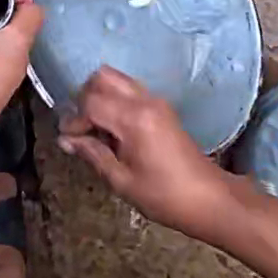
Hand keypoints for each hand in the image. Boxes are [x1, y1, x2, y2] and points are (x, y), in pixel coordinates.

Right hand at [57, 67, 241, 240]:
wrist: (212, 200)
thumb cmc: (165, 196)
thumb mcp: (122, 181)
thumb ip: (92, 154)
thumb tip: (65, 140)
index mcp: (134, 119)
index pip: (91, 102)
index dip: (74, 120)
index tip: (69, 139)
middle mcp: (144, 101)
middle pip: (102, 77)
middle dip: (84, 98)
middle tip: (82, 126)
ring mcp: (155, 100)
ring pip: (116, 79)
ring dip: (99, 96)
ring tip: (96, 127)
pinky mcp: (161, 106)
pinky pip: (128, 89)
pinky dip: (114, 100)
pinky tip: (113, 128)